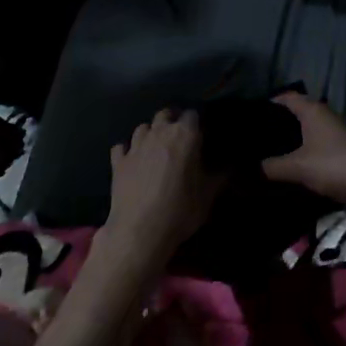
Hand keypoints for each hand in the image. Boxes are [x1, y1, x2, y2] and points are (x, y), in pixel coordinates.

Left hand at [104, 110, 225, 266]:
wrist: (140, 231)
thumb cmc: (180, 210)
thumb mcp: (207, 196)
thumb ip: (218, 177)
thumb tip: (228, 168)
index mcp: (185, 135)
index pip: (192, 114)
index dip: (196, 123)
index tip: (200, 134)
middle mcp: (159, 133)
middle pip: (165, 114)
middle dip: (171, 121)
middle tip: (178, 138)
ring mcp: (136, 146)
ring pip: (142, 127)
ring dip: (150, 133)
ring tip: (155, 148)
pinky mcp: (118, 162)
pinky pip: (121, 147)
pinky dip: (127, 151)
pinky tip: (131, 160)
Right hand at [260, 93, 345, 207]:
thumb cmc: (334, 165)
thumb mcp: (298, 167)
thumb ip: (273, 166)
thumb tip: (255, 167)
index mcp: (313, 110)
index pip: (287, 97)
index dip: (270, 102)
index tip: (253, 114)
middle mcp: (325, 115)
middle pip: (298, 112)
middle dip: (280, 122)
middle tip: (259, 136)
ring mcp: (337, 132)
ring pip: (309, 130)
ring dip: (294, 139)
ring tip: (272, 151)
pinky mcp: (344, 149)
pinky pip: (318, 145)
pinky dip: (305, 151)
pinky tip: (295, 165)